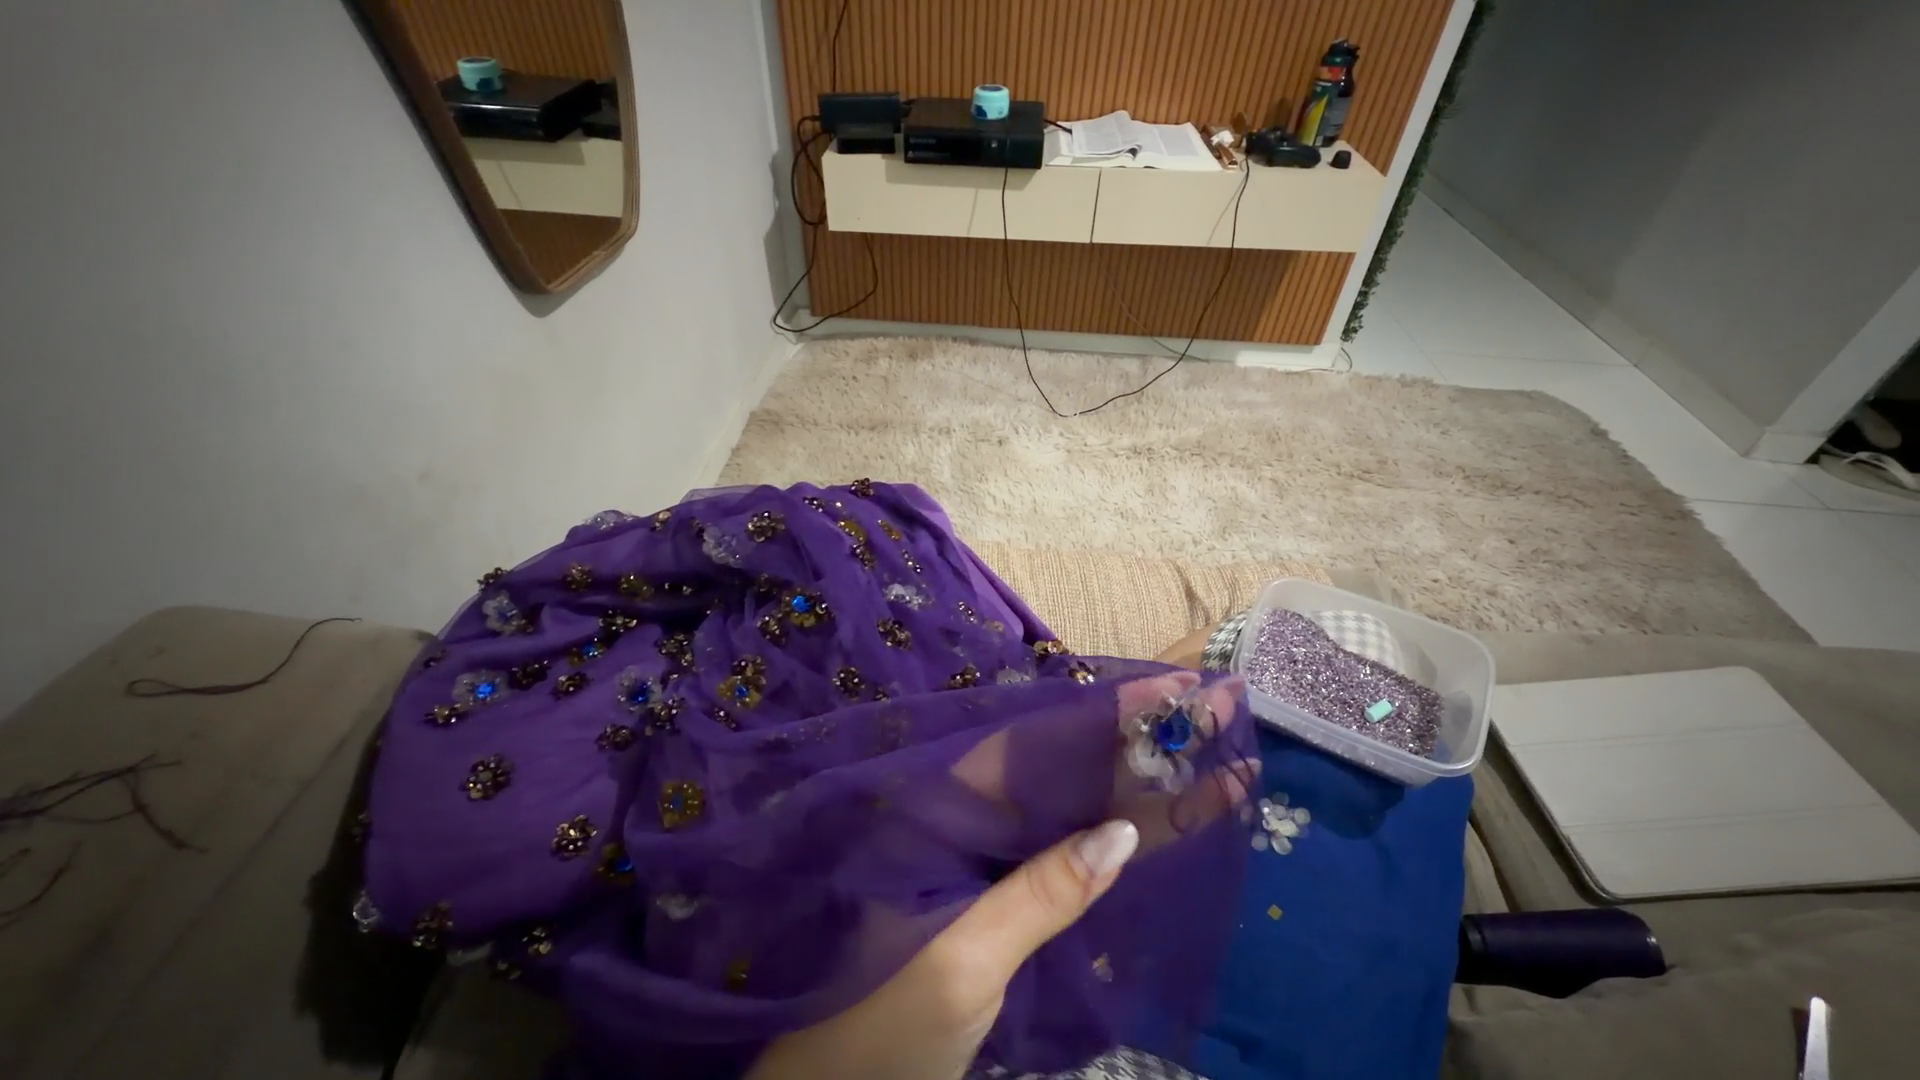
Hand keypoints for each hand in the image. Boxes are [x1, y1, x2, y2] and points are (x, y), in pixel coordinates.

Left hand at [746, 674, 1252, 1079]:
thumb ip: (1039, 893)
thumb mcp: (959, 962)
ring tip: (1213, 759)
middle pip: (1062, 775)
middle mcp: (966, 829)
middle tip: (1211, 710)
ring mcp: (988, 872)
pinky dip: (1120, 849)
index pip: (1030, 748)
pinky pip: (1069, 867)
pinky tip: (1167, 828)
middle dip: (1135, 743)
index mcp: (937, 816)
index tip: (1169, 690)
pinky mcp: (1005, 913)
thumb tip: (1121, 830)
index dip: (1102, 716)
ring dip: (1141, 790)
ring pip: (1073, 816)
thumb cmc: (880, 1027)